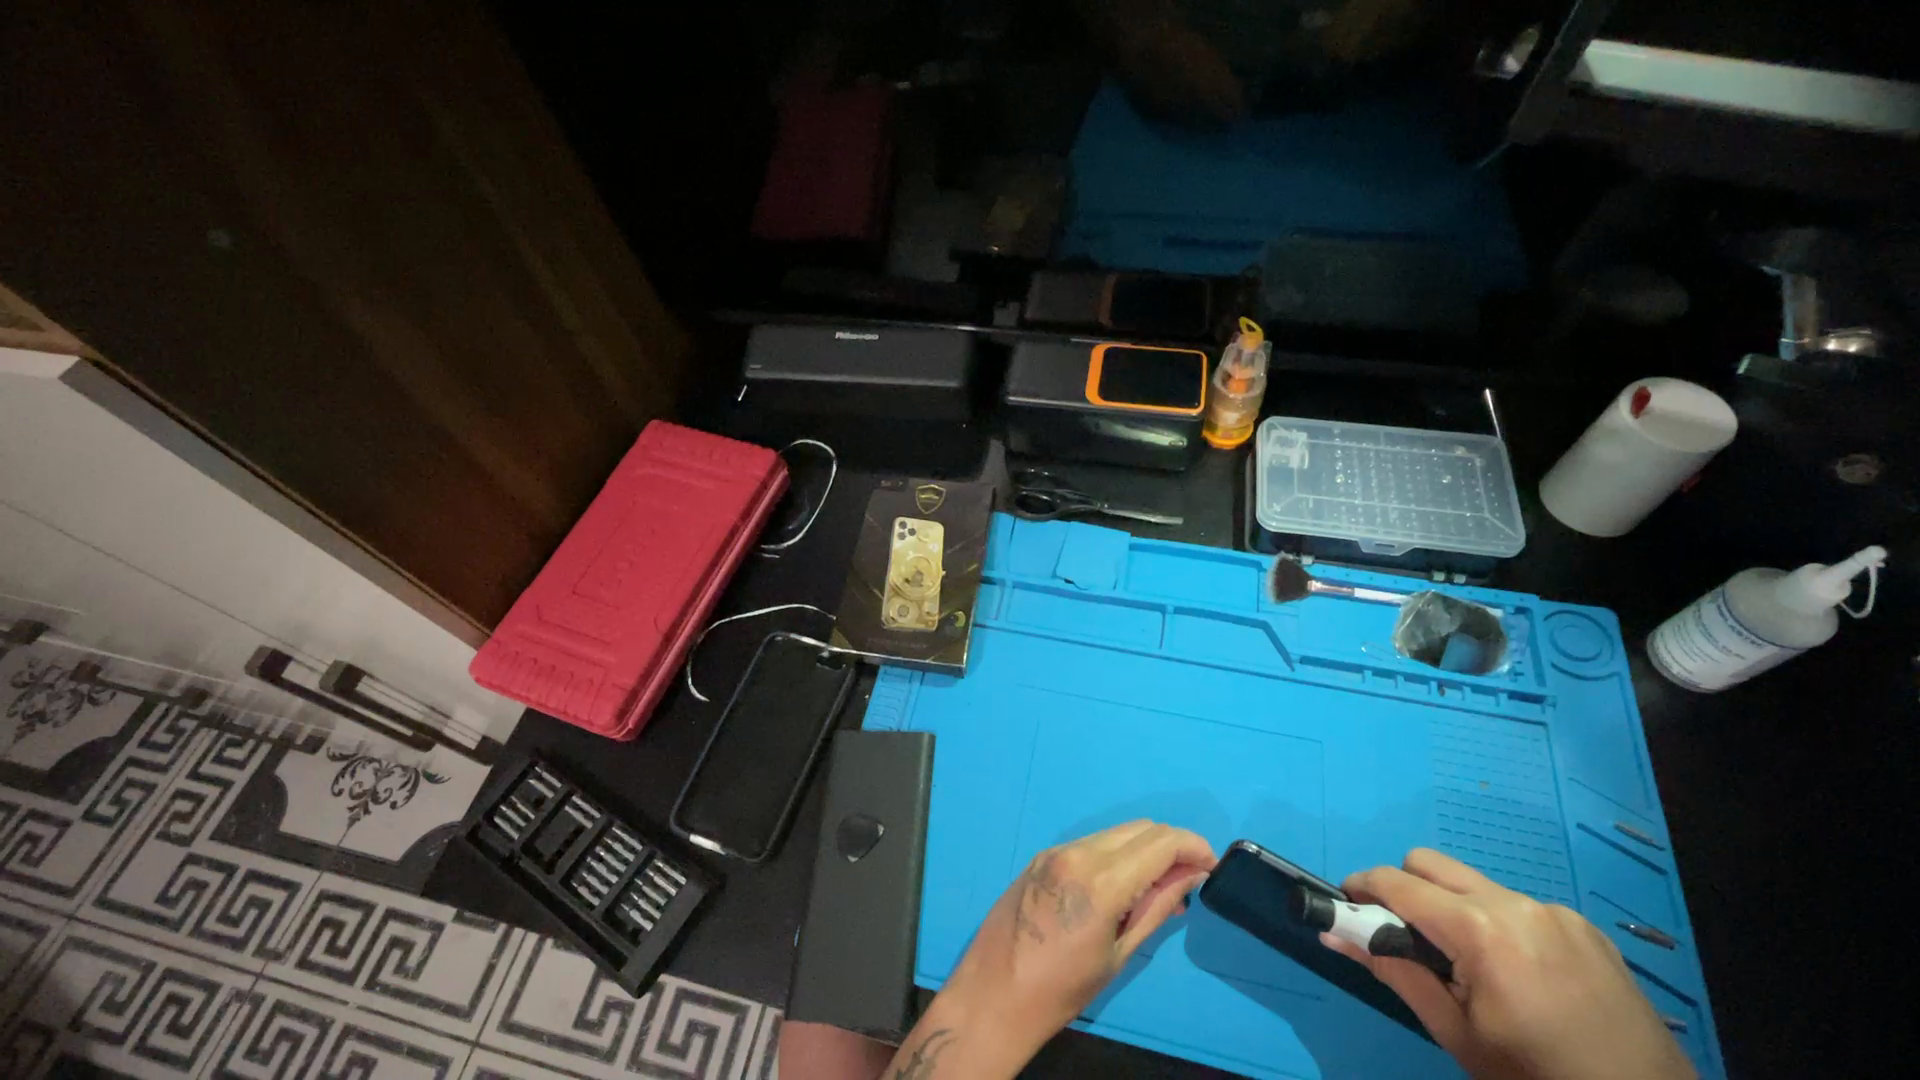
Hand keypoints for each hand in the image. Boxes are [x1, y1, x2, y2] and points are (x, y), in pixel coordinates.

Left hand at [884, 821, 1215, 1078]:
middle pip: (1141, 829)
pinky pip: (1091, 843)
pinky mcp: (1041, 856)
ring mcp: (1055, 851)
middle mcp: (1077, 853)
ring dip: (1144, 849)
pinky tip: (1122, 885)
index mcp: (1100, 880)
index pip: (1161, 842)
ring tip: (1158, 887)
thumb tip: (1189, 876)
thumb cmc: (1061, 989)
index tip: (1212, 866)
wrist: (993, 995)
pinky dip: (1116, 854)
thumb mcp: (1119, 953)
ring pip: (1116, 833)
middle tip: (1190, 878)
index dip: (1194, 847)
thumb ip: (1156, 907)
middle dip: (1172, 845)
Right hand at [1324, 848, 1695, 1079]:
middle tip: (1407, 942)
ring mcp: (1556, 912)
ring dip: (1452, 909)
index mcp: (1480, 929)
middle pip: (1430, 863)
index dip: (1362, 890)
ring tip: (1471, 969)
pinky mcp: (1585, 927)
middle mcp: (1516, 904)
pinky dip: (1497, 925)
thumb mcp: (1455, 1032)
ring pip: (1474, 884)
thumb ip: (1393, 971)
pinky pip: (1518, 906)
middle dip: (1404, 889)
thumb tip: (1334, 935)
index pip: (1397, 883)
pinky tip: (1520, 977)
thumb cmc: (1536, 1077)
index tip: (1348, 911)